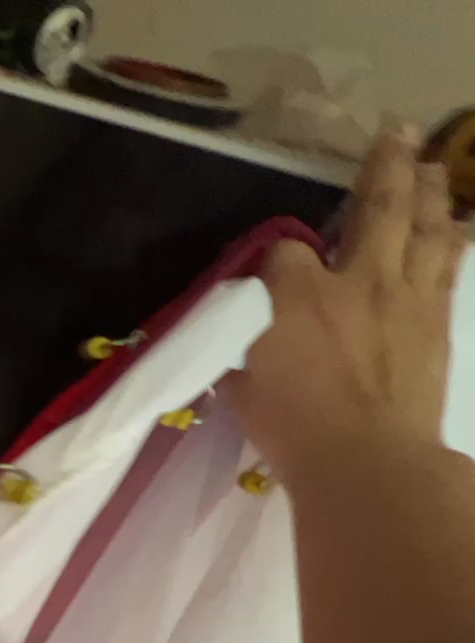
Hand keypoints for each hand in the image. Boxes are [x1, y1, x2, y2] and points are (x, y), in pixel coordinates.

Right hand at [226, 124, 467, 487]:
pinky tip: (455, 223)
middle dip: (385, 171)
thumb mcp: (243, 385)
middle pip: (377, 213)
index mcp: (297, 301)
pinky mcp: (436, 317)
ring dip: (432, 191)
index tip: (267, 261)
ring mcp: (406, 297)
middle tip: (397, 134)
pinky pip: (450, 261)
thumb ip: (248, 353)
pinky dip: (453, 236)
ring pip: (427, 226)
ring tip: (433, 165)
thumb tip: (250, 343)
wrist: (363, 453)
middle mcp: (357, 284)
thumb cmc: (288, 424)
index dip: (275, 251)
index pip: (285, 253)